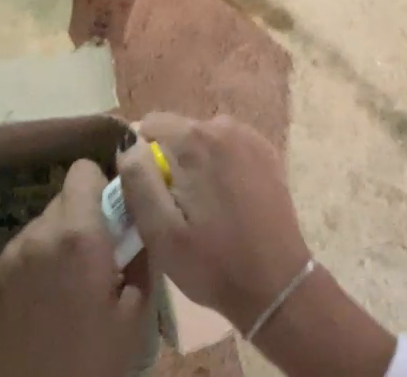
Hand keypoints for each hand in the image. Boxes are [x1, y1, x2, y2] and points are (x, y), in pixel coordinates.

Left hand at [0, 159, 153, 376]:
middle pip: (65, 197)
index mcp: (77, 234)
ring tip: (73, 285)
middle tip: (101, 258)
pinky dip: (39, 261)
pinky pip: (24, 250)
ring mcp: (9, 257)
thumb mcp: (139, 311)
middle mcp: (37, 234)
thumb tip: (139, 222)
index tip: (116, 219)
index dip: (103, 188)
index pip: (84, 170)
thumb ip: (142, 252)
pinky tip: (48, 302)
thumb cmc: (97, 363)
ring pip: (43, 223)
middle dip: (86, 216)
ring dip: (61, 239)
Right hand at [118, 113, 312, 329]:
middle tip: (172, 207)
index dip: (139, 154)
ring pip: (204, 140)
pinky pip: (228, 149)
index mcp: (197, 139)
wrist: (277, 283)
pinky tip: (225, 201)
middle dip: (169, 160)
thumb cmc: (214, 263)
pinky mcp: (267, 153)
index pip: (150, 123)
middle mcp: (226, 126)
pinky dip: (219, 166)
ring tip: (199, 207)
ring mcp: (251, 138)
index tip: (145, 189)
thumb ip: (139, 181)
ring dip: (194, 164)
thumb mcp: (161, 232)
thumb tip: (129, 145)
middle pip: (179, 131)